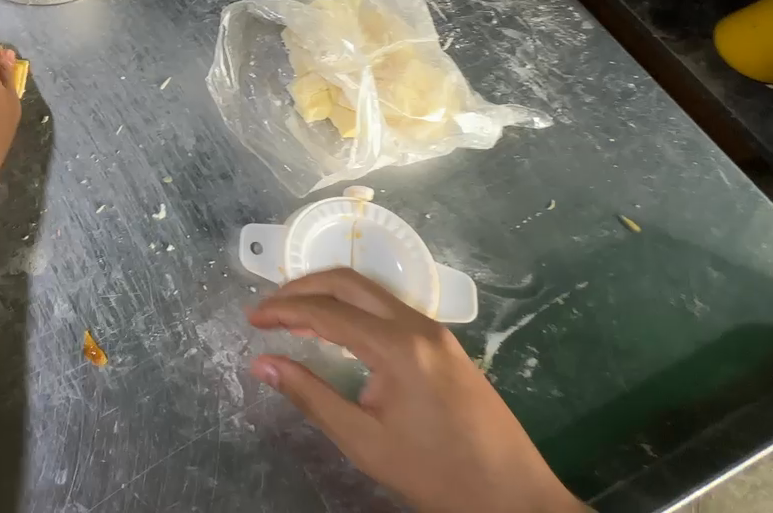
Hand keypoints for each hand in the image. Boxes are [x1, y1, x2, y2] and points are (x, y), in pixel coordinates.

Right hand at [249, 269, 583, 512]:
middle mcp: (418, 326)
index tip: (252, 320)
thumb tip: (261, 363)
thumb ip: (310, 396)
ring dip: (326, 294)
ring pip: (368, 290)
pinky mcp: (444, 344)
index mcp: (398, 348)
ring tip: (293, 316)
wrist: (520, 504)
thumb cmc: (439, 476)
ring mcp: (436, 332)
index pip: (326, 311)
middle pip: (347, 282)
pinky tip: (335, 330)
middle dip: (300, 288)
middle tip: (269, 309)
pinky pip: (386, 307)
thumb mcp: (366, 443)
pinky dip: (351, 307)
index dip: (282, 310)